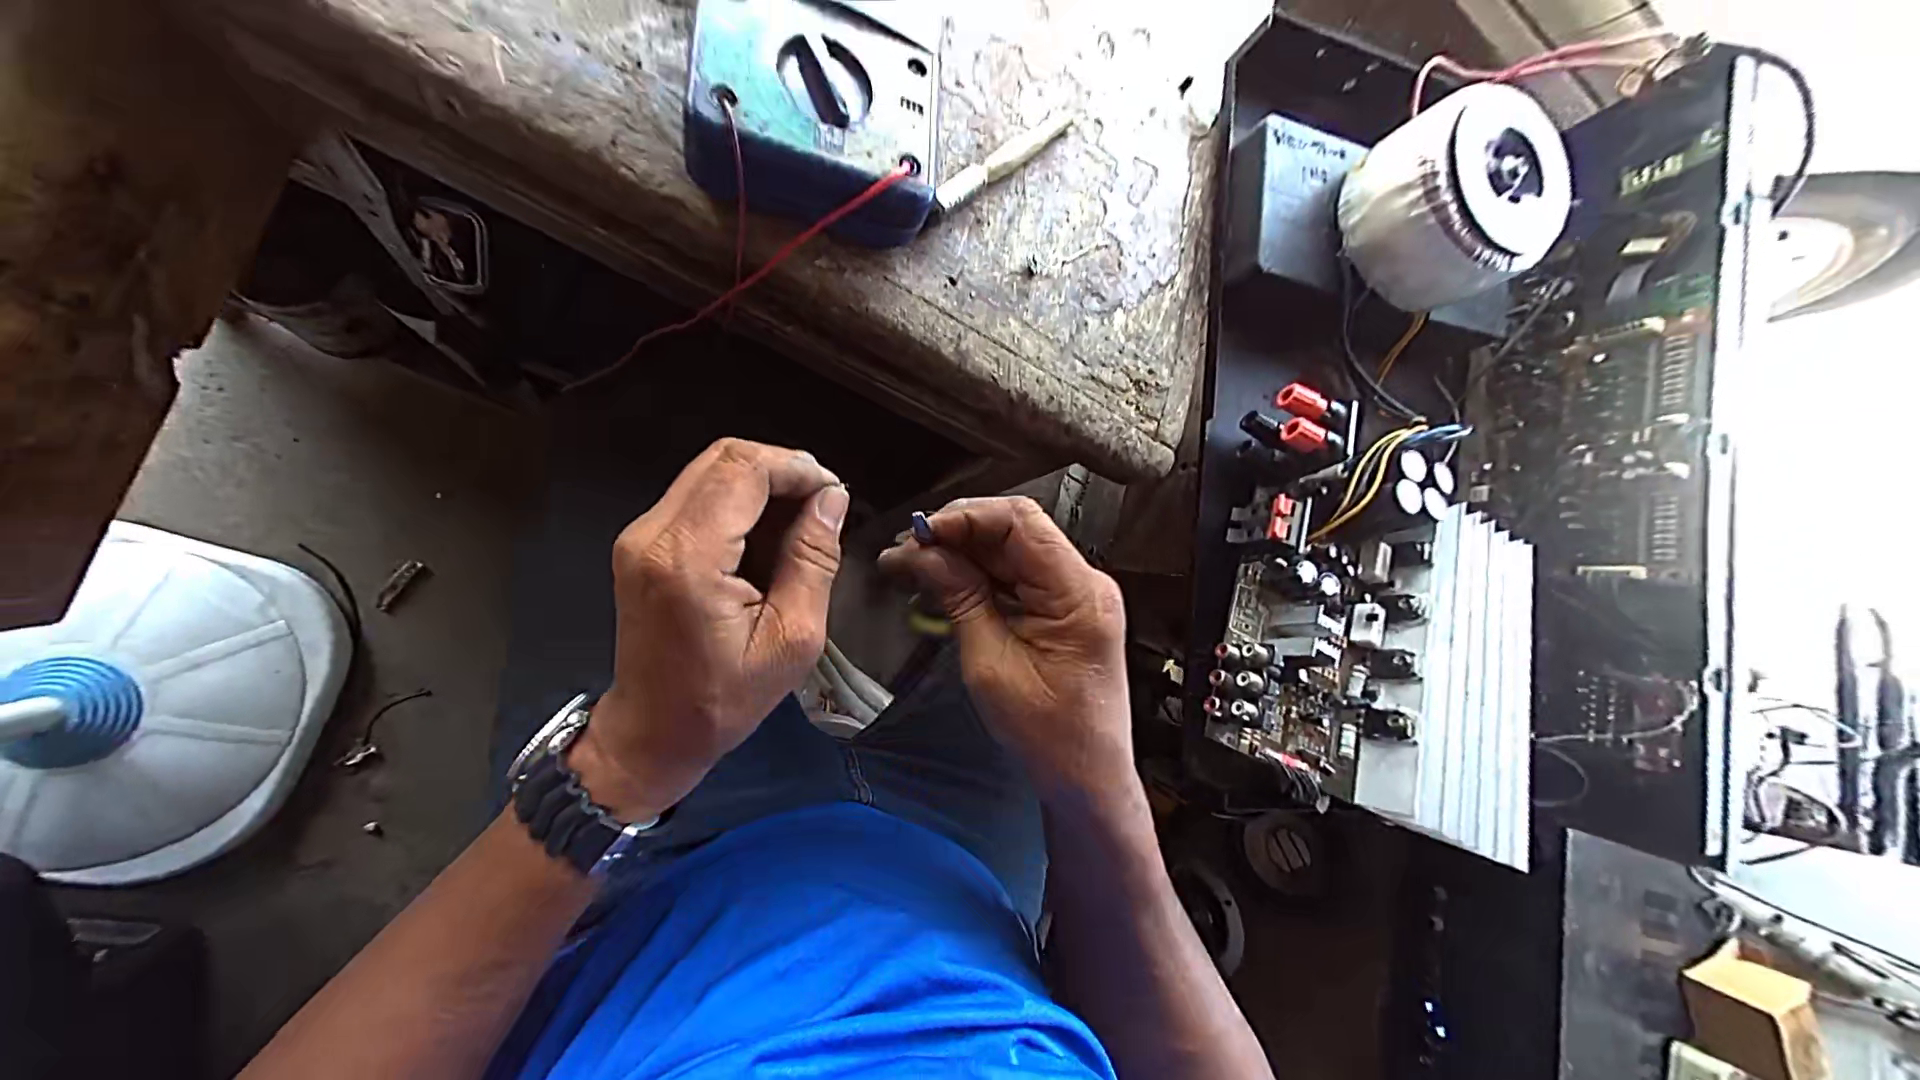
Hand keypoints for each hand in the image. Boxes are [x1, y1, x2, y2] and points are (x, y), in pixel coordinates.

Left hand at [570, 438, 847, 819]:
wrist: (653, 730)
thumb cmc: (723, 699)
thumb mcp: (792, 639)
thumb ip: (814, 561)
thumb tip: (832, 501)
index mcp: (688, 559)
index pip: (744, 470)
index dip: (798, 469)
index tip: (833, 496)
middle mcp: (654, 534)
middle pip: (725, 457)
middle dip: (784, 470)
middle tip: (822, 505)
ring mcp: (642, 535)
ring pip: (713, 470)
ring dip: (765, 484)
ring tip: (801, 522)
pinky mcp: (645, 542)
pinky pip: (700, 494)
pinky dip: (743, 500)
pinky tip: (768, 535)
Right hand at [877, 497, 1132, 799]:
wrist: (1086, 778)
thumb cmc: (1050, 736)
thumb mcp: (991, 666)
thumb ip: (961, 599)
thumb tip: (926, 554)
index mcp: (1079, 594)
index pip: (1020, 522)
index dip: (964, 518)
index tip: (920, 533)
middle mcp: (1085, 584)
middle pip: (1014, 531)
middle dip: (956, 535)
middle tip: (907, 551)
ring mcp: (1075, 594)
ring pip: (1010, 550)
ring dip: (961, 554)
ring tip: (914, 567)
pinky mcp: (1062, 608)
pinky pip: (1016, 575)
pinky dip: (977, 575)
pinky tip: (942, 583)